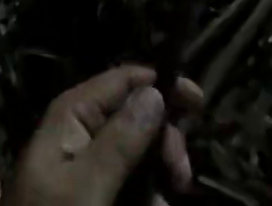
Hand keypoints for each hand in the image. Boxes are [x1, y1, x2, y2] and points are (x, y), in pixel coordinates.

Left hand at [7, 66, 200, 205]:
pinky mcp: (94, 191)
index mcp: (73, 113)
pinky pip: (132, 181)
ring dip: (160, 174)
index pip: (125, 78)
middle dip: (165, 141)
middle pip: (138, 114)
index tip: (198, 103)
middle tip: (181, 175)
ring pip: (141, 150)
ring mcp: (89, 161)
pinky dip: (148, 194)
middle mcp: (82, 128)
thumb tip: (155, 91)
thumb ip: (121, 140)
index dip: (163, 83)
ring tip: (166, 202)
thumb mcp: (87, 188)